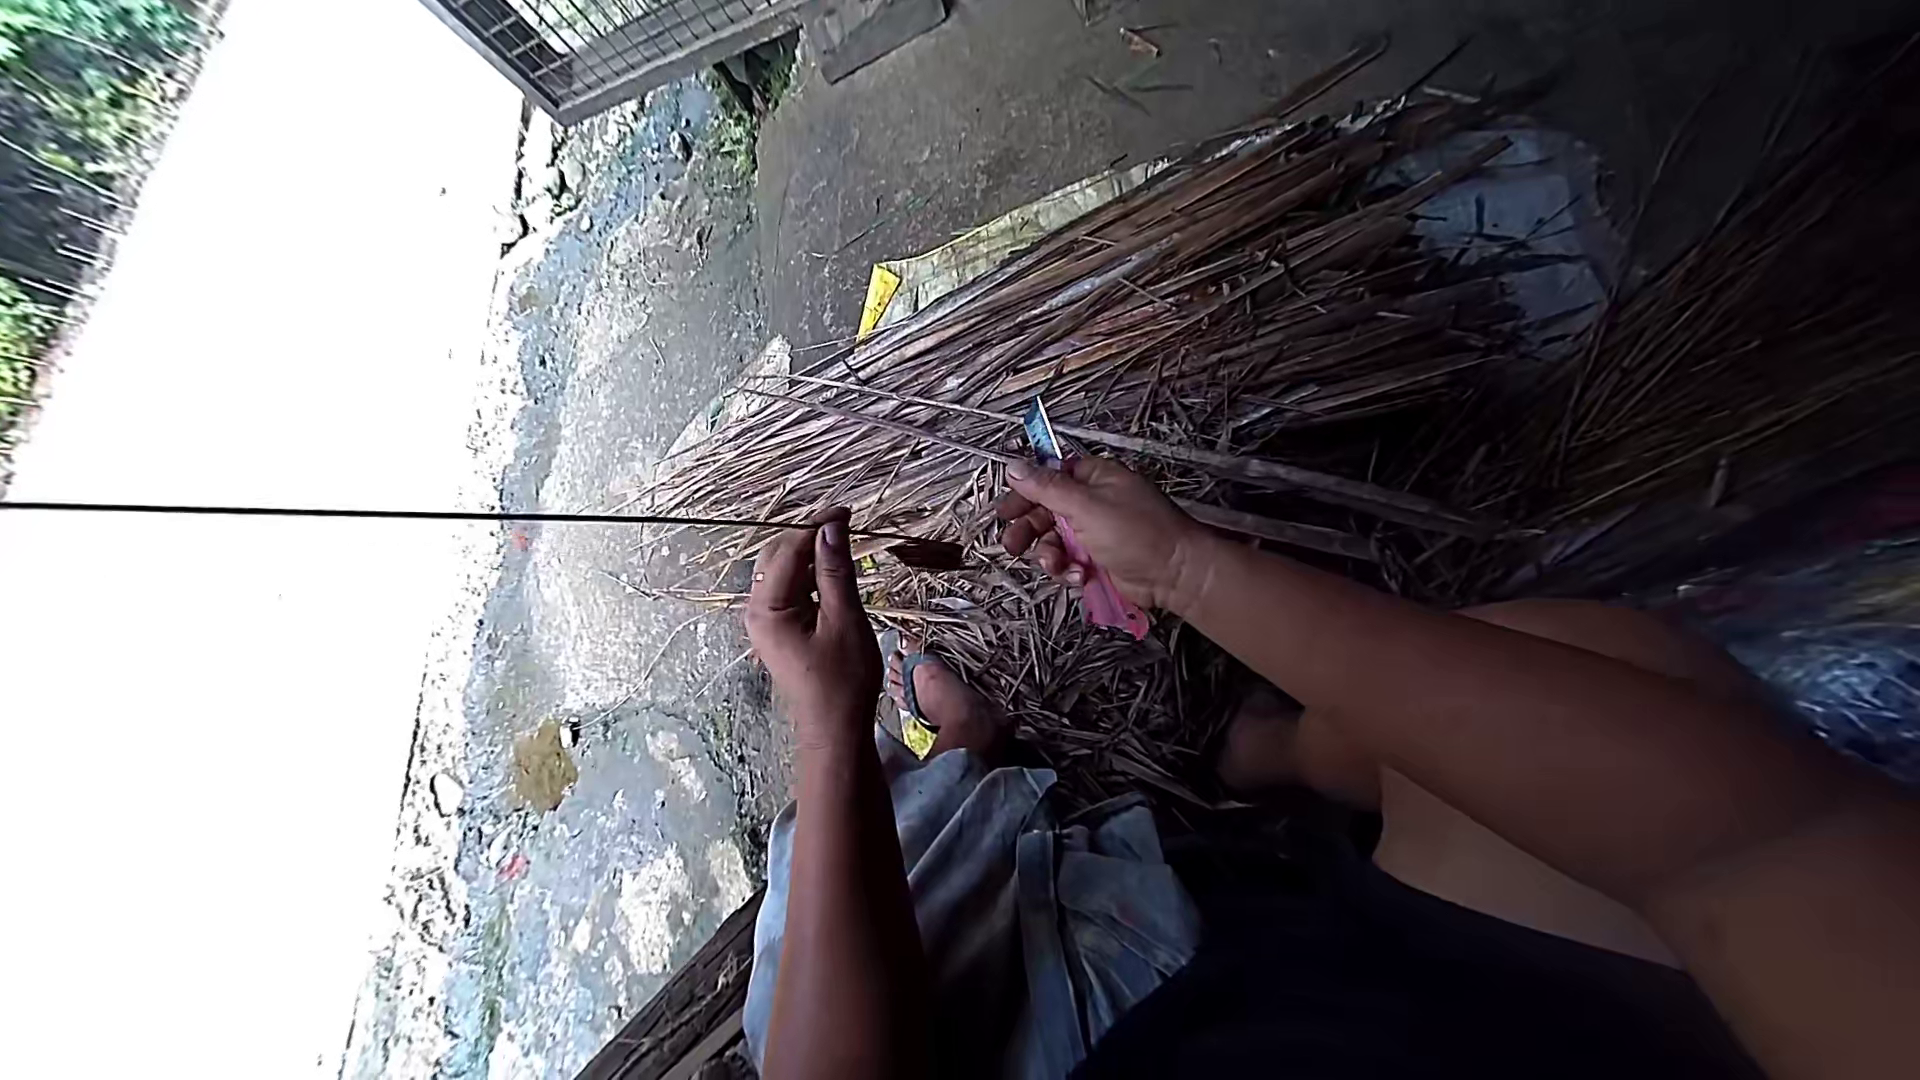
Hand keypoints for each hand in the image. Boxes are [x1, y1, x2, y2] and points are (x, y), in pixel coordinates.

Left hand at [747, 508, 881, 753]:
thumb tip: (832, 527)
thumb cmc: (844, 680)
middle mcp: (757, 610)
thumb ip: (837, 571)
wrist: (836, 727)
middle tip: (847, 525)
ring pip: (785, 569)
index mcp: (767, 609)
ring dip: (812, 553)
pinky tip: (833, 570)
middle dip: (811, 536)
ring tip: (844, 542)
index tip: (847, 511)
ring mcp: (766, 619)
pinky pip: (792, 587)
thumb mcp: (846, 620)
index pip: (788, 550)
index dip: (817, 526)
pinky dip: (812, 574)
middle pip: (779, 555)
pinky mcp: (779, 627)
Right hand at [996, 457, 1211, 611]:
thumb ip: (1046, 487)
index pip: (1047, 477)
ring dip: (1049, 555)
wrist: (1175, 575)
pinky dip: (1067, 570)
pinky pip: (1067, 561)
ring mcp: (1093, 532)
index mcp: (1092, 478)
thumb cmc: (1141, 533)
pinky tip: (1078, 575)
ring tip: (1056, 564)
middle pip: (1044, 511)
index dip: (1025, 493)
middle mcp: (1091, 502)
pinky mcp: (1095, 558)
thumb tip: (1015, 466)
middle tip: (1014, 543)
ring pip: (1052, 540)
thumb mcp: (1086, 506)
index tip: (1008, 509)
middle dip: (1029, 529)